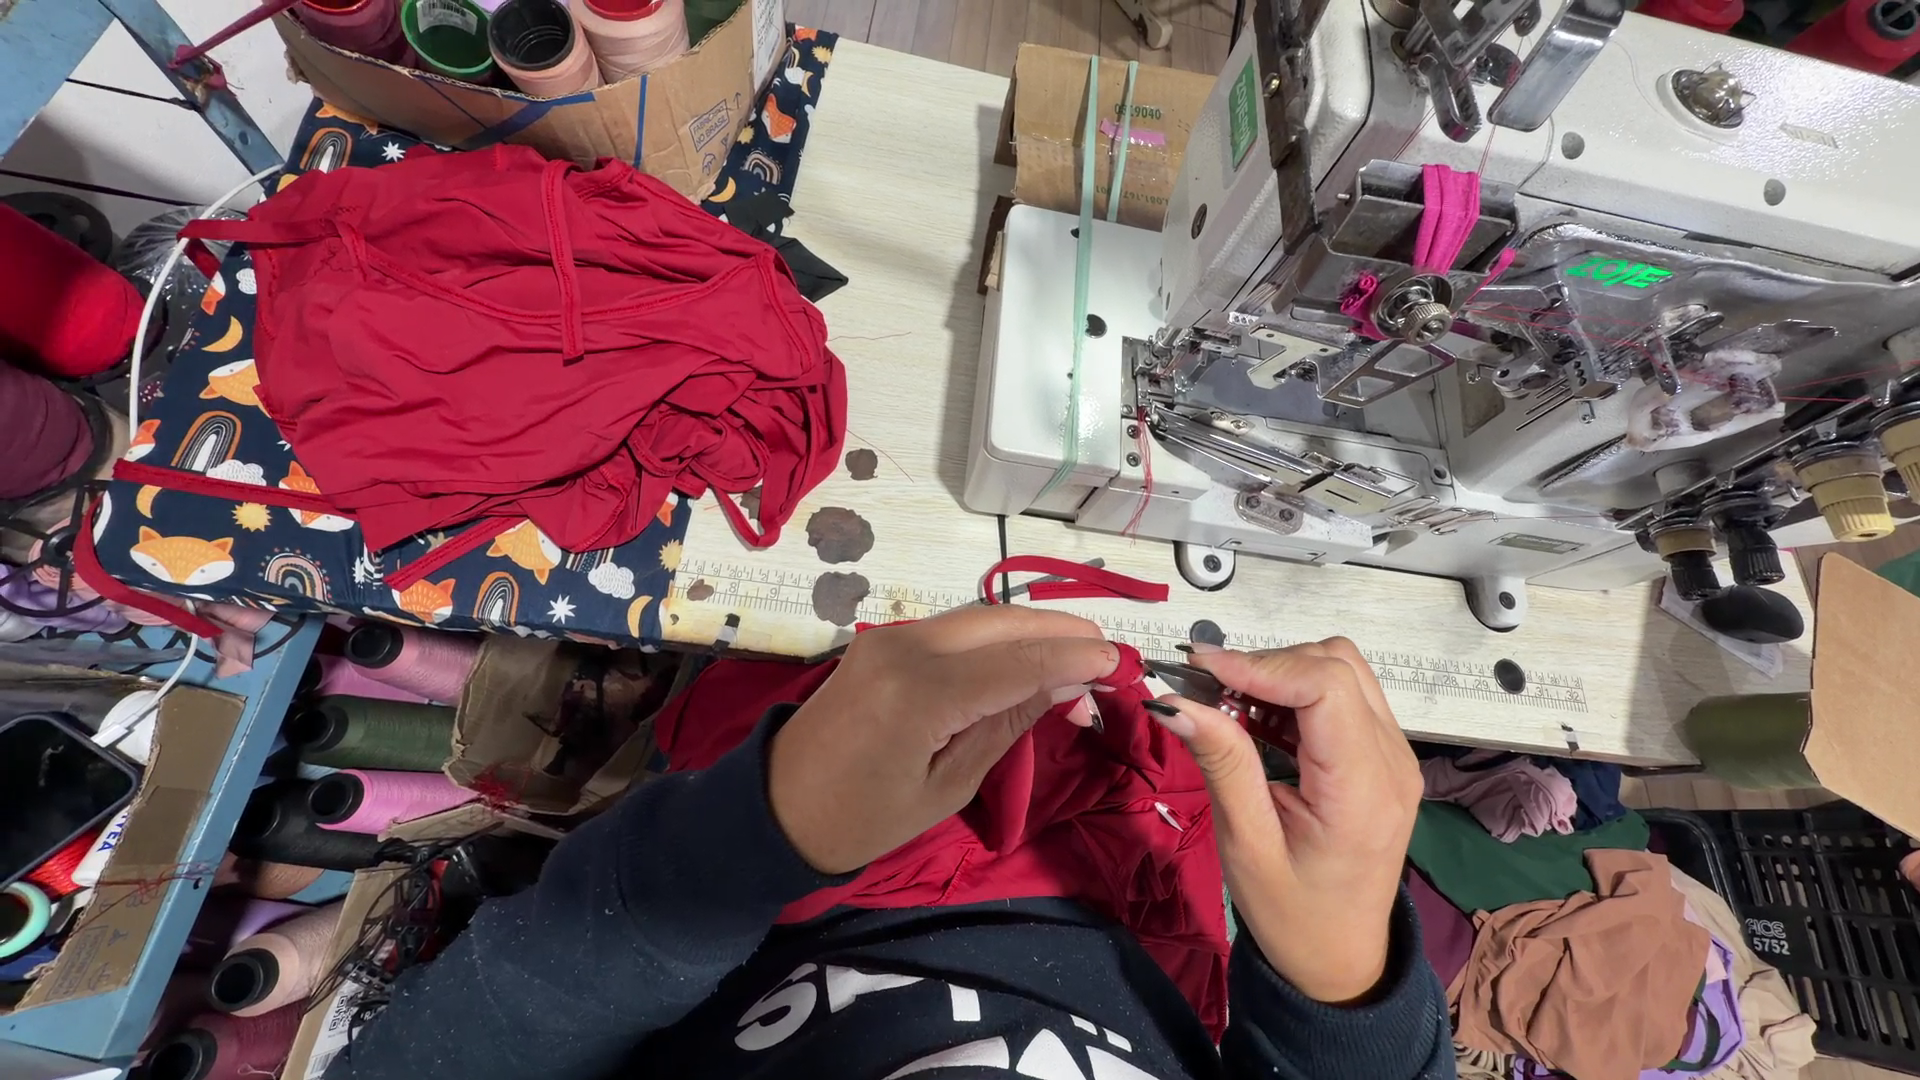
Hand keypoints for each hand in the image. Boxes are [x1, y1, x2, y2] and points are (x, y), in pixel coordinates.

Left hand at [767, 606, 1119, 873]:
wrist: (777, 808)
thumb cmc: (864, 820)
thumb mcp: (948, 786)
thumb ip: (1007, 722)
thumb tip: (1066, 683)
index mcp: (920, 695)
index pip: (1017, 663)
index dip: (1074, 660)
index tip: (1122, 662)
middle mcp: (905, 648)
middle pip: (1001, 623)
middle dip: (1061, 630)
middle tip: (1109, 649)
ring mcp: (890, 637)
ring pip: (979, 617)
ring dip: (1031, 627)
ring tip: (1080, 646)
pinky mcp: (883, 639)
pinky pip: (954, 627)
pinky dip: (997, 634)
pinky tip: (1026, 648)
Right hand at [1152, 638, 1421, 1003]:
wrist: (1341, 957)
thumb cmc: (1290, 911)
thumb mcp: (1245, 843)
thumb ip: (1221, 762)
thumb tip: (1173, 700)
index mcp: (1362, 789)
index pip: (1325, 686)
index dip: (1260, 664)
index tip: (1199, 669)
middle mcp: (1391, 760)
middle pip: (1335, 664)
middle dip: (1265, 664)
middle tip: (1208, 689)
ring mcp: (1393, 755)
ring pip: (1340, 668)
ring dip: (1280, 671)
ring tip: (1231, 703)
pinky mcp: (1380, 754)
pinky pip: (1341, 693)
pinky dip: (1293, 688)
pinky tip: (1257, 717)